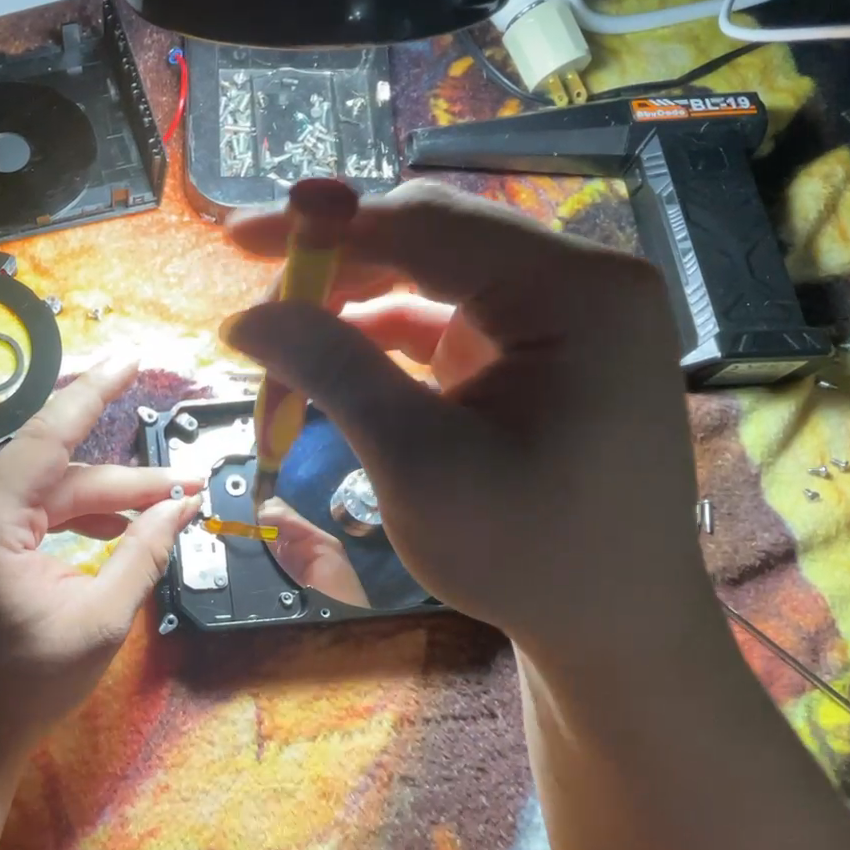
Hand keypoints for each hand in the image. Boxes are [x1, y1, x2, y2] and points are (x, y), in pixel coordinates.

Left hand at [0, 359, 203, 773]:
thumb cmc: (26, 688)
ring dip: (94, 503)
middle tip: (180, 491)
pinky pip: (17, 516)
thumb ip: (143, 552)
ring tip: (152, 514)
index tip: (130, 359)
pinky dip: (61, 522)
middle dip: (120, 484)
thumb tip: (183, 505)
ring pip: (37, 496)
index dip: (94, 393)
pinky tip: (105, 532)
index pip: (46, 437)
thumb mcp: (100, 620)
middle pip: (52, 477)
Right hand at [223, 180, 707, 658]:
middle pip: (426, 244)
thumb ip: (331, 368)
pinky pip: (443, 323)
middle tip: (258, 322)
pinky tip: (330, 373)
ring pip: (427, 283)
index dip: (323, 225)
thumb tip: (242, 318)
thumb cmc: (525, 552)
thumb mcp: (414, 459)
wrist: (611, 625)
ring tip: (285, 368)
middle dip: (332, 280)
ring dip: (349, 318)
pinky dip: (381, 346)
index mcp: (574, 291)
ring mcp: (557, 318)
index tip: (238, 240)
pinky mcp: (534, 353)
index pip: (425, 224)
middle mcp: (576, 283)